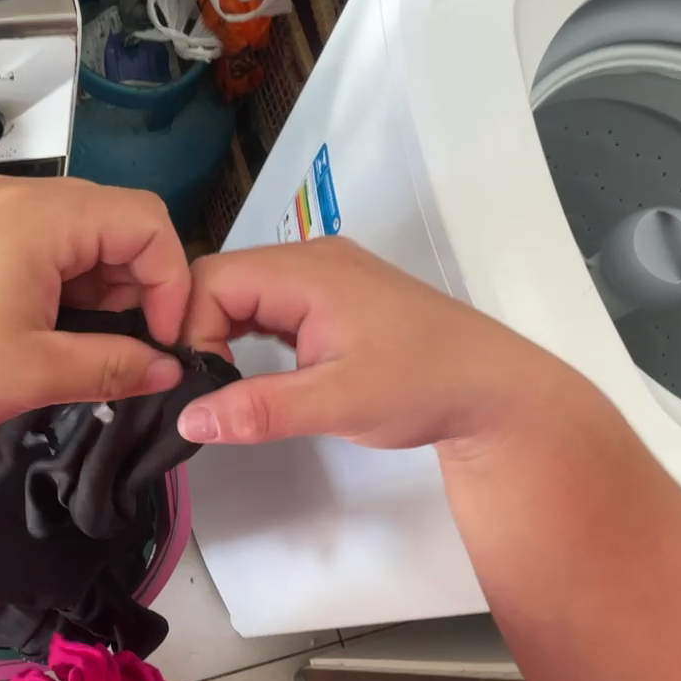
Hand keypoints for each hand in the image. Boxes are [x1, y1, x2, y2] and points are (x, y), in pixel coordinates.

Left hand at [0, 176, 192, 440]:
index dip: (172, 281)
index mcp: (40, 217)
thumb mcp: (35, 374)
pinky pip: (42, 247)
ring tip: (92, 347)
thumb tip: (169, 369)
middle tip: (133, 350)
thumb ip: (114, 367)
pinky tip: (55, 329)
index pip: (146, 222)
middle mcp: (16, 197)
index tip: (165, 341)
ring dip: (102, 290)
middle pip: (115, 223)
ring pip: (79, 237)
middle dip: (139, 288)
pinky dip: (66, 285)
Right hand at [174, 238, 595, 455]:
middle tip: (198, 386)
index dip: (189, 328)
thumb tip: (188, 419)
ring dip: (219, 333)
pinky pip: (266, 306)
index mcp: (309, 272)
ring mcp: (321, 278)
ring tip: (216, 381)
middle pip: (222, 281)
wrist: (491, 390)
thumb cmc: (423, 387)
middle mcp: (310, 262)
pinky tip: (244, 368)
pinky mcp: (329, 301)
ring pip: (242, 293)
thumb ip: (259, 409)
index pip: (213, 280)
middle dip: (197, 331)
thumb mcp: (337, 403)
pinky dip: (244, 335)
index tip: (196, 382)